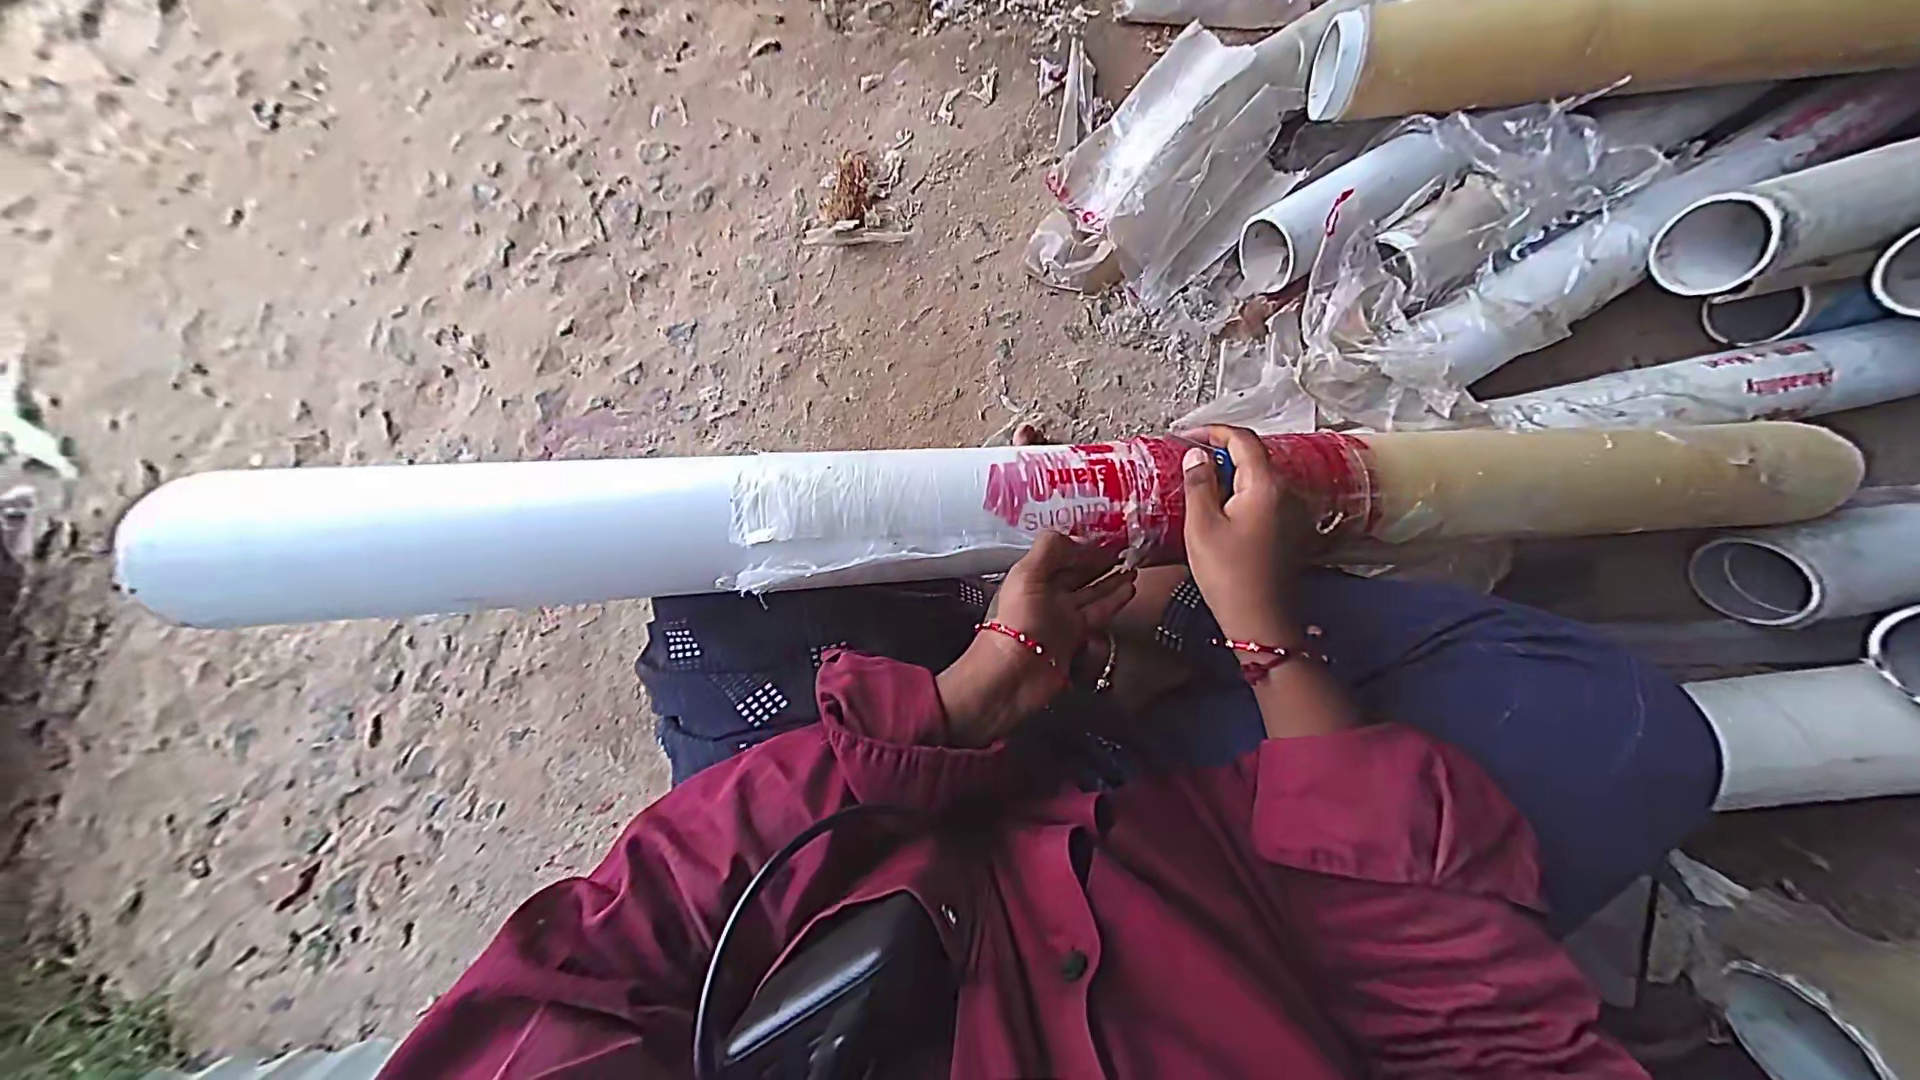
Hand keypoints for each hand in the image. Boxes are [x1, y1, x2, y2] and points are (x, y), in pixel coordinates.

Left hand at [937, 532, 1135, 744]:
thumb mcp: (1028, 575)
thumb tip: (1079, 539)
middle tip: (1124, 547)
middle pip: (1078, 572)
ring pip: (1093, 592)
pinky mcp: (1077, 637)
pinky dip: (1115, 600)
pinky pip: (1099, 613)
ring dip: (1112, 579)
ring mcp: (1063, 617)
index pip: (1060, 554)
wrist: (1015, 676)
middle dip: (1100, 560)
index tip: (1105, 533)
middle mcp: (1048, 595)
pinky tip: (1129, 588)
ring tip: (1132, 565)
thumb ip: (1050, 550)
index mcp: (1032, 577)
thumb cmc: (1017, 623)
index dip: (1082, 544)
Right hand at [1179, 425, 1317, 643]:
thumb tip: (1197, 455)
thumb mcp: (1202, 526)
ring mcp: (1291, 510)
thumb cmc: (1228, 574)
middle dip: (1220, 450)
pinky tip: (1219, 505)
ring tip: (1198, 481)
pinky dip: (1239, 490)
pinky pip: (1263, 495)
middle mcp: (1285, 492)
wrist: (1260, 618)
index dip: (1213, 431)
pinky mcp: (1288, 527)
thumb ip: (1199, 484)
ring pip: (1258, 476)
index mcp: (1265, 486)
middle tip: (1187, 458)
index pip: (1243, 439)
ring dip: (1229, 471)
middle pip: (1253, 455)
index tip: (1186, 437)